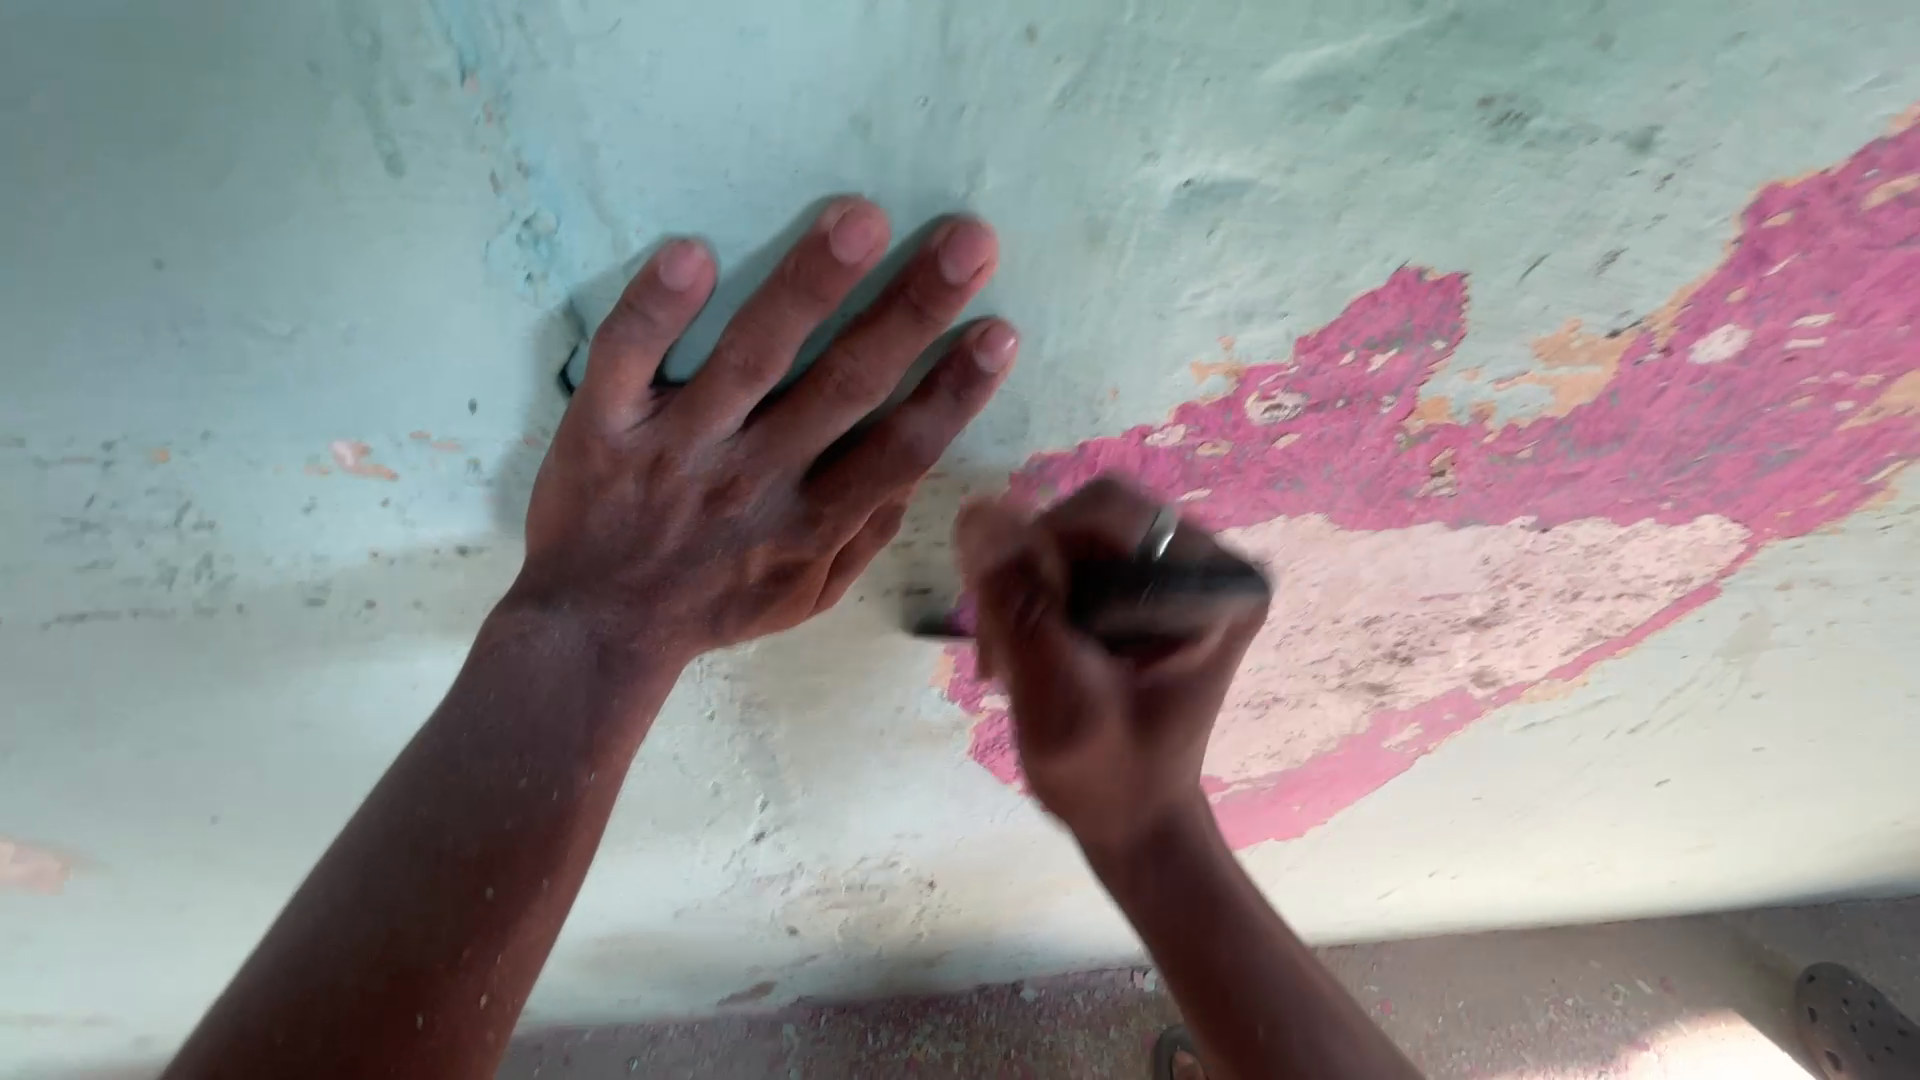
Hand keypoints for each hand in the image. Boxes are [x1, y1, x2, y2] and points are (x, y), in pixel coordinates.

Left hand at [512, 197, 1016, 669]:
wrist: (600, 628)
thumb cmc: (720, 605)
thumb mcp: (812, 594)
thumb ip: (867, 532)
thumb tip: (919, 464)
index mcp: (815, 522)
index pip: (901, 448)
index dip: (956, 392)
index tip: (1000, 332)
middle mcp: (758, 477)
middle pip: (847, 385)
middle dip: (913, 311)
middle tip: (969, 240)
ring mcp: (681, 448)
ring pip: (752, 358)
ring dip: (809, 287)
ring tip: (861, 220)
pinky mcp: (606, 427)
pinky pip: (627, 361)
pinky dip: (656, 310)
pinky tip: (690, 254)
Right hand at [954, 477, 1269, 855]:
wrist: (1131, 818)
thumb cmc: (1106, 778)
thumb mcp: (1057, 699)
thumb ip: (1020, 606)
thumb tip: (979, 509)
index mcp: (1216, 584)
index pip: (1104, 513)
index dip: (1039, 558)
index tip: (1016, 637)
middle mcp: (1209, 561)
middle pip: (1084, 520)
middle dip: (1028, 581)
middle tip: (1004, 656)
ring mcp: (1179, 570)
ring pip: (1068, 538)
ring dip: (1022, 594)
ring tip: (1011, 662)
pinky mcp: (1149, 585)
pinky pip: (1071, 559)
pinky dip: (1033, 600)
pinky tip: (1025, 649)